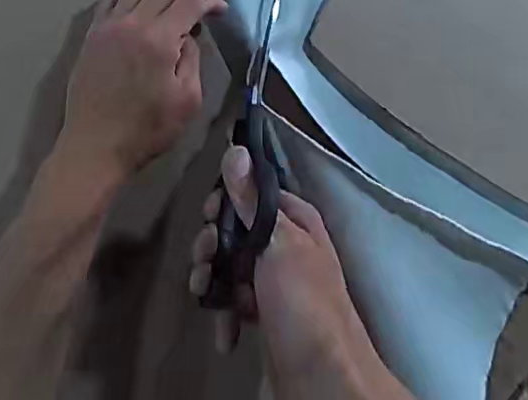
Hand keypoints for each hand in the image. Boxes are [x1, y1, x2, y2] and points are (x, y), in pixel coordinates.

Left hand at [57, 0, 224, 186]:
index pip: (191, 3)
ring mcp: (109, 24)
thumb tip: (188, 35)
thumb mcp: (187, 100)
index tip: (223, 8)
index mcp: (158, 40)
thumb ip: (192, 59)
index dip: (211, 0)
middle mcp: (133, 23)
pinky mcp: (93, 32)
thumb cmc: (145, 130)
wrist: (93, 148)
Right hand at [187, 147, 409, 399]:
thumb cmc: (304, 304)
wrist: (323, 381)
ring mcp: (277, 280)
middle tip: (204, 261)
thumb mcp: (277, 244)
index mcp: (295, 217)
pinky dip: (225, 313)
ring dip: (213, 278)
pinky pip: (236, 301)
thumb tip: (236, 150)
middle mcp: (287, 242)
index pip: (253, 191)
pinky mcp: (267, 314)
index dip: (227, 200)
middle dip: (213, 244)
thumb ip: (252, 200)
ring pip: (232, 265)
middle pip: (237, 228)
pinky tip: (225, 333)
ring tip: (205, 294)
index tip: (208, 215)